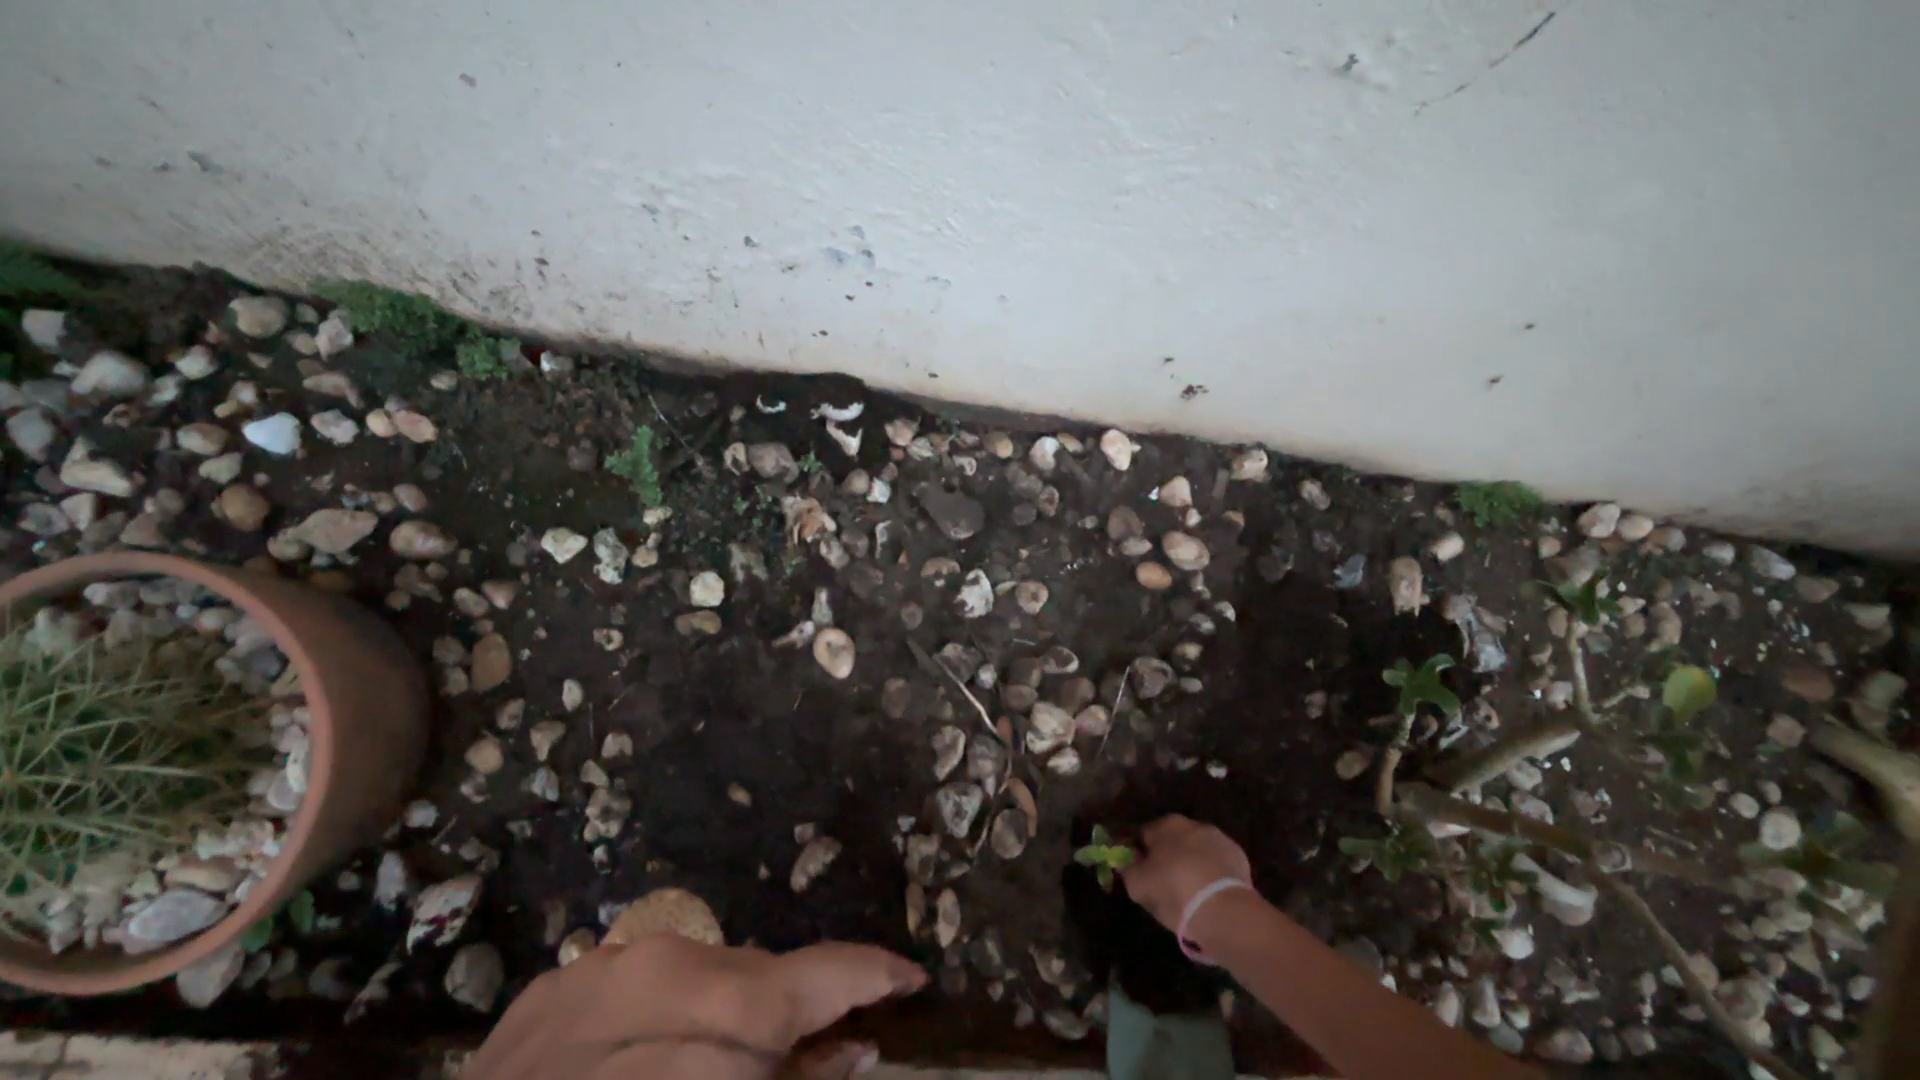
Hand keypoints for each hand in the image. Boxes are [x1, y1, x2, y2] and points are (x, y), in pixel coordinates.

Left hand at [463, 933, 925, 1079]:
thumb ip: (802, 1076)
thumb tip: (854, 1045)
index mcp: (718, 1007)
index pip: (821, 974)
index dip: (874, 975)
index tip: (911, 980)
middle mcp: (660, 963)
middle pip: (757, 975)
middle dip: (788, 1010)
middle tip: (803, 1055)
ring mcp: (596, 968)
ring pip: (694, 972)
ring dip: (720, 1011)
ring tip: (713, 1062)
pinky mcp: (550, 985)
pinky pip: (630, 982)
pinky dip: (655, 1016)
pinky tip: (639, 1059)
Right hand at [1118, 814, 1253, 932]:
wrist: (1225, 911)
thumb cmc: (1174, 893)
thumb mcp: (1138, 885)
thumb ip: (1127, 867)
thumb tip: (1124, 857)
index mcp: (1165, 825)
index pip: (1143, 834)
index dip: (1138, 853)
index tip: (1137, 871)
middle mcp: (1192, 824)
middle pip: (1171, 839)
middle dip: (1166, 855)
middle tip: (1162, 883)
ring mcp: (1218, 838)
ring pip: (1196, 849)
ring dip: (1190, 862)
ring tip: (1188, 891)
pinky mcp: (1238, 856)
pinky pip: (1216, 862)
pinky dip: (1210, 872)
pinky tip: (1208, 892)